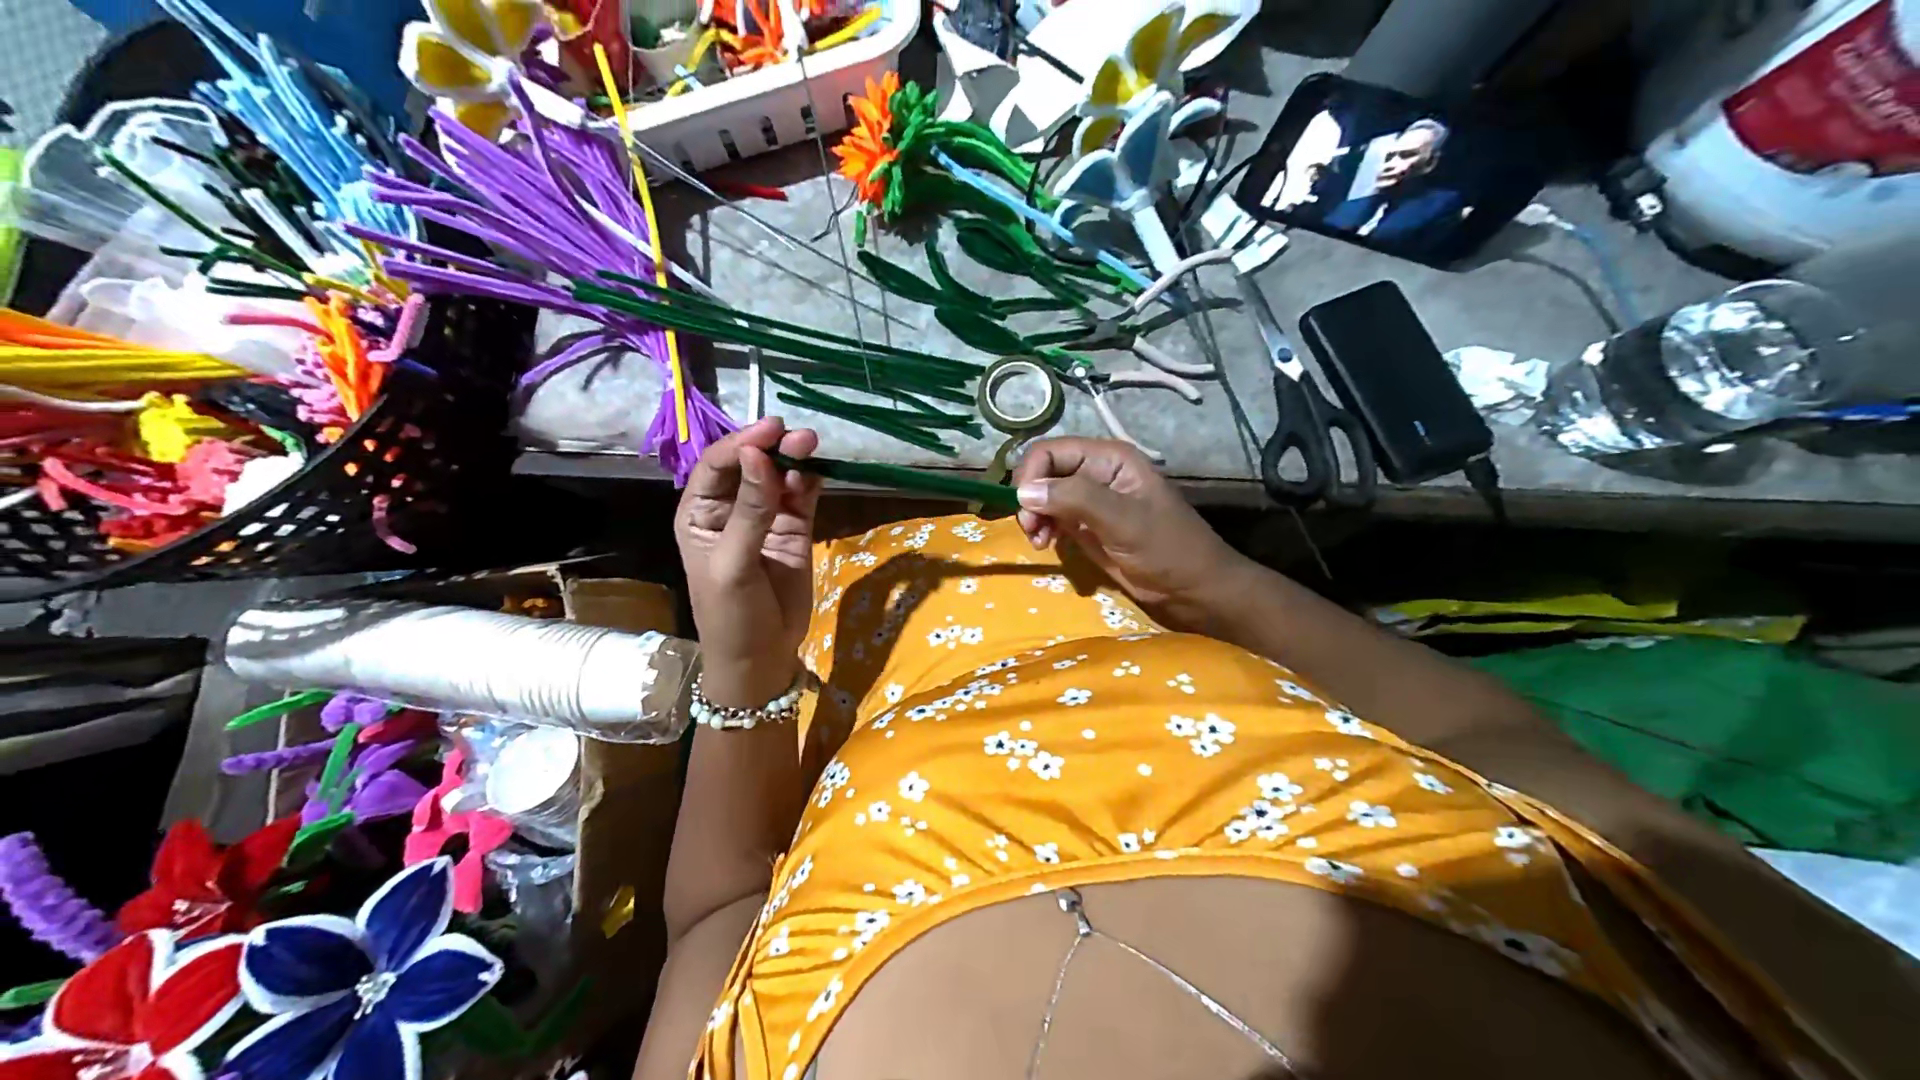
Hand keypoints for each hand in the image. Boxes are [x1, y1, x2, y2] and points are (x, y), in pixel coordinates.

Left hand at [676, 418, 823, 706]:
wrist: (761, 657)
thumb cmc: (731, 614)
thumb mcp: (734, 563)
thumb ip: (750, 510)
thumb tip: (758, 455)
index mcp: (700, 513)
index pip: (718, 466)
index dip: (742, 444)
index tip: (771, 430)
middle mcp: (731, 509)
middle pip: (751, 465)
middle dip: (772, 447)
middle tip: (801, 436)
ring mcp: (765, 518)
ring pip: (779, 477)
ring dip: (795, 460)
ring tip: (814, 447)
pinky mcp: (795, 530)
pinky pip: (802, 497)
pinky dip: (811, 482)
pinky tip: (820, 471)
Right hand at [1012, 437, 1255, 626]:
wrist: (1193, 590)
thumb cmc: (1167, 549)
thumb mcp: (1123, 520)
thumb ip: (1075, 499)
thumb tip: (1025, 492)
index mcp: (1109, 458)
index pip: (1051, 451)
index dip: (1032, 475)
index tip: (1026, 508)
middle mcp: (1096, 472)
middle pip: (1043, 472)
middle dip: (1030, 498)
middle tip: (1033, 530)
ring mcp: (1090, 501)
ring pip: (1043, 496)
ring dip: (1033, 517)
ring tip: (1040, 542)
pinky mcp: (1087, 526)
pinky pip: (1053, 518)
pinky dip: (1043, 530)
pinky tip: (1046, 546)